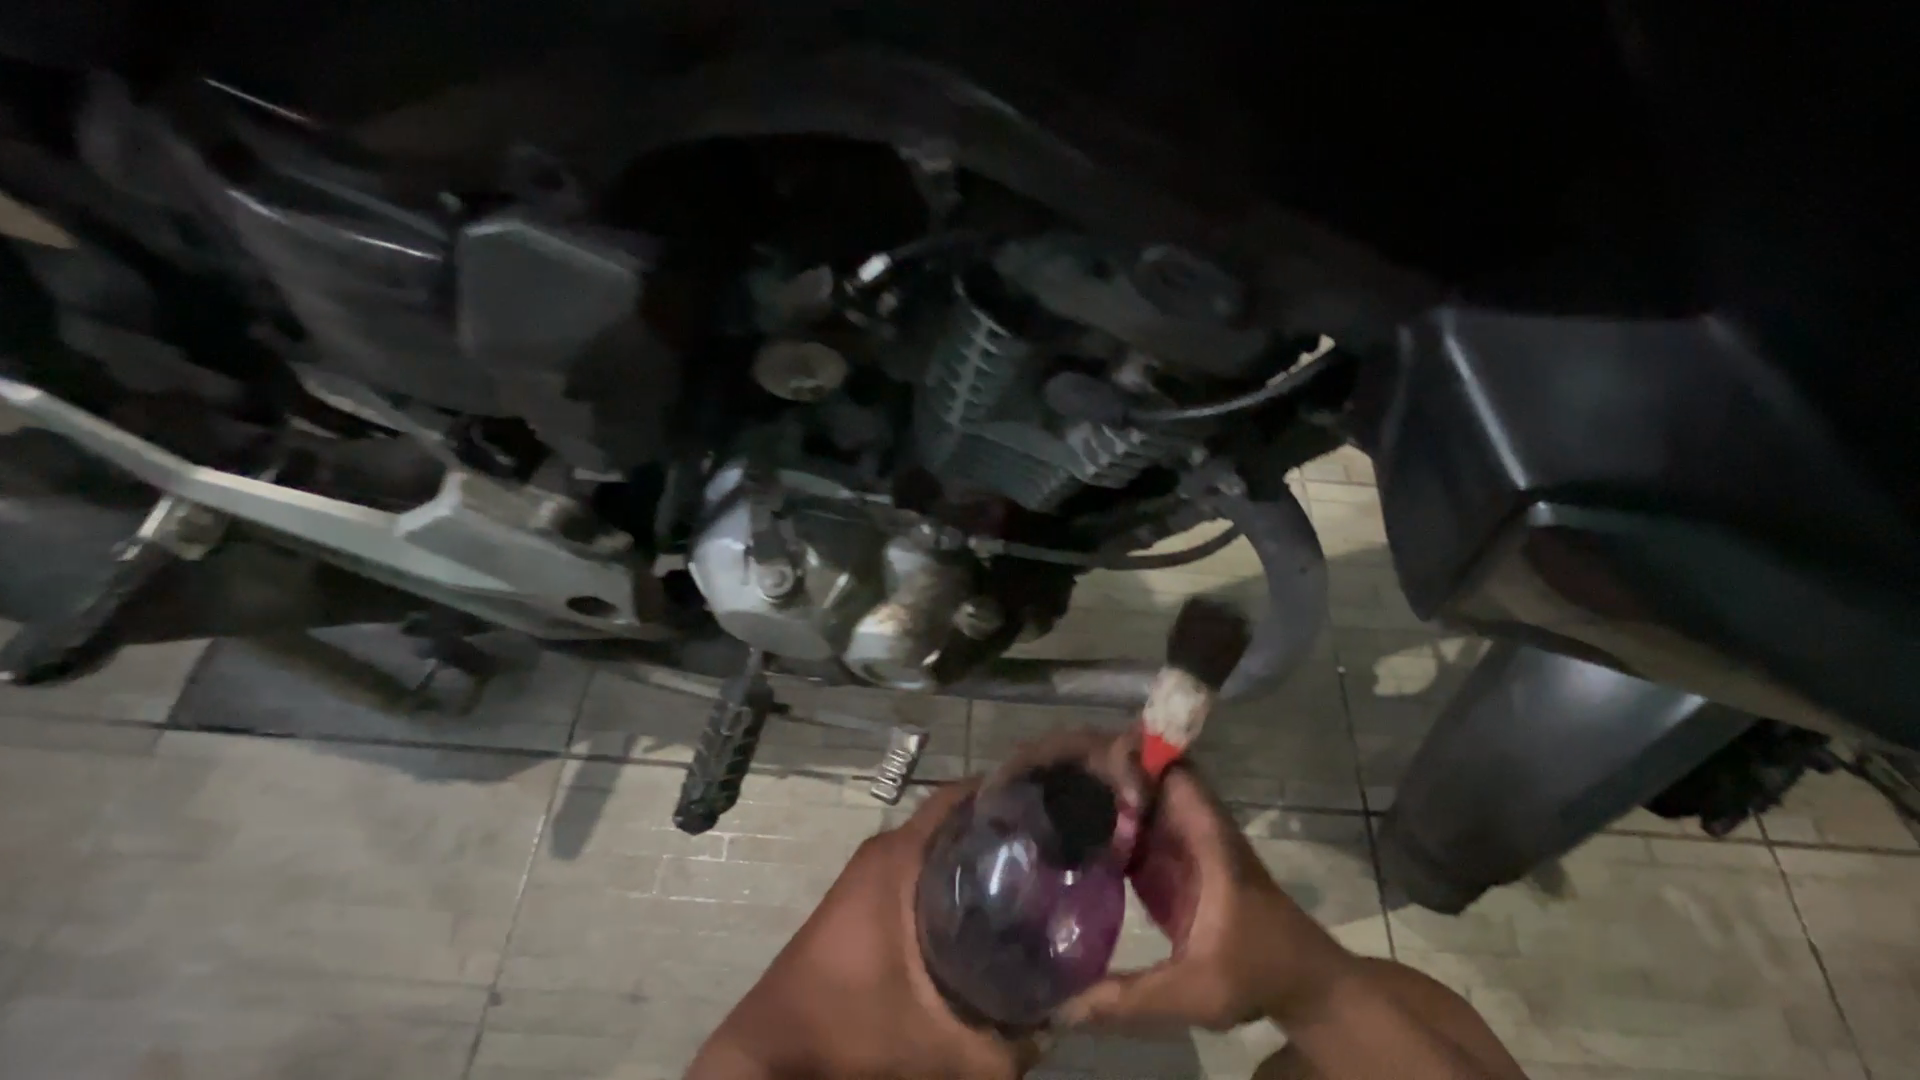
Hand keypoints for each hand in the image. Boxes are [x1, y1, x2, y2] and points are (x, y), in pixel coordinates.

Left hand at [688, 780, 1036, 1079]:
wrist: (772, 1059)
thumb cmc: (850, 1034)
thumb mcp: (945, 1051)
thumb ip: (1015, 1041)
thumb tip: (1071, 1015)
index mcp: (898, 858)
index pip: (963, 797)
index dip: (1014, 795)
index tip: (1060, 810)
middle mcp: (885, 851)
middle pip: (959, 820)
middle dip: (1010, 831)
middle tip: (1063, 854)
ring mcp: (872, 876)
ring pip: (941, 848)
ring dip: (984, 858)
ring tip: (1041, 880)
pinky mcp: (866, 902)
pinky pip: (925, 872)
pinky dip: (959, 882)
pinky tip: (994, 914)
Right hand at [1057, 765, 1354, 1031]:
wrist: (1301, 982)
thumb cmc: (1259, 973)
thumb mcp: (1197, 992)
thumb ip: (1132, 998)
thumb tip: (1060, 1009)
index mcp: (1204, 836)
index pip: (1170, 769)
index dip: (1128, 756)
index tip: (1079, 766)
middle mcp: (1188, 823)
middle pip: (1140, 766)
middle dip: (1092, 761)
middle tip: (1037, 772)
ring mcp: (1176, 838)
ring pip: (1130, 788)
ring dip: (1090, 782)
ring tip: (1035, 788)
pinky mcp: (1166, 857)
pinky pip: (1127, 819)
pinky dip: (1095, 813)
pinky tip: (1056, 825)